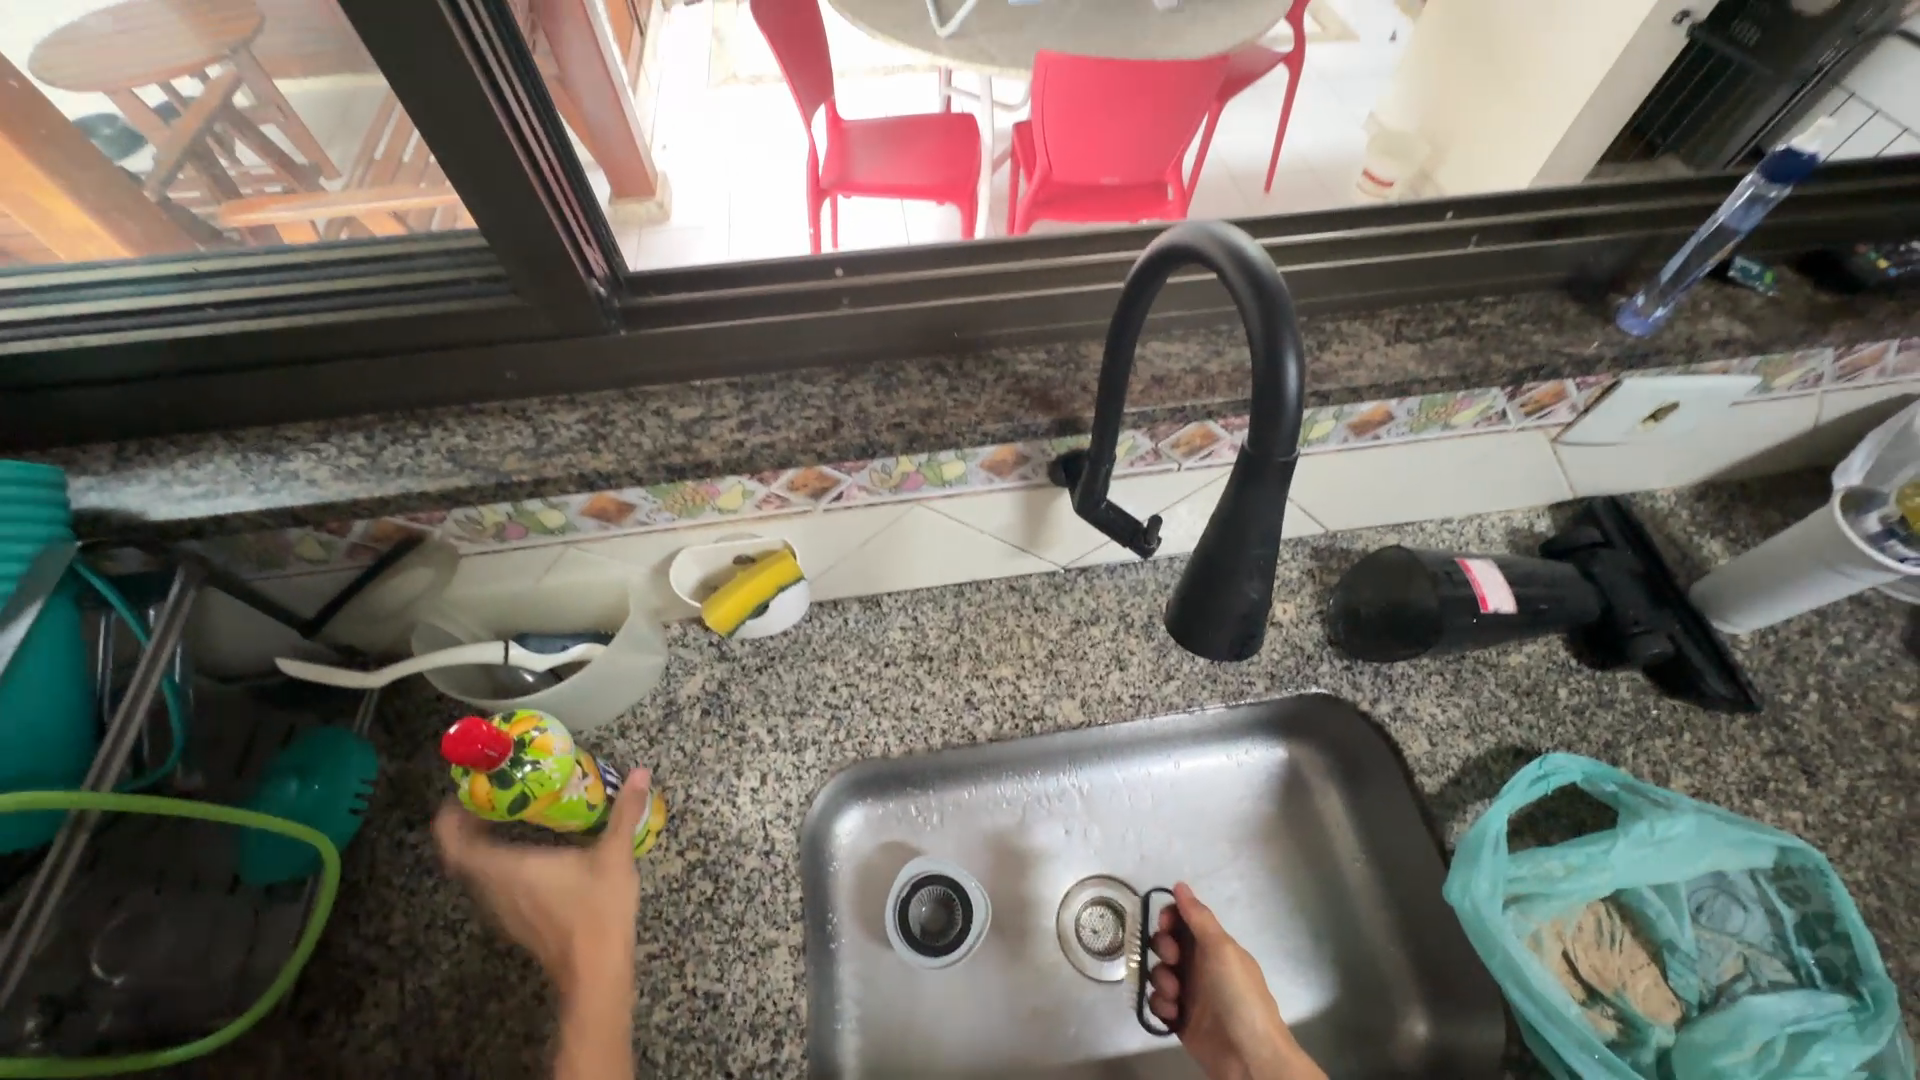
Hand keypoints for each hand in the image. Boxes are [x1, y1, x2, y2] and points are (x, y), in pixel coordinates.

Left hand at [433, 767, 651, 996]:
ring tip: (508, 819)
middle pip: (463, 857)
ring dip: (484, 847)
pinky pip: (493, 886)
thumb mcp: (615, 855)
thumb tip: (641, 771)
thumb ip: (625, 812)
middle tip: (493, 798)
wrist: (595, 970)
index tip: (462, 795)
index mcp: (509, 869)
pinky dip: (498, 865)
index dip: (450, 819)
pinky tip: (528, 854)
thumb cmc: (597, 909)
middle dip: (469, 827)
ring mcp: (502, 909)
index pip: (455, 844)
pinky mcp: (516, 921)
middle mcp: (495, 889)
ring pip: (477, 874)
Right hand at [1147, 883, 1325, 1079]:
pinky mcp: (1180, 1020)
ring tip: (1175, 997)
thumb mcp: (1221, 949)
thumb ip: (1198, 916)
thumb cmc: (1239, 996)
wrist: (1250, 1058)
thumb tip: (1180, 884)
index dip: (1170, 919)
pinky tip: (1174, 1014)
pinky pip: (1158, 1002)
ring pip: (1159, 972)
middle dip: (1162, 949)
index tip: (1166, 925)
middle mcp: (1200, 966)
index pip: (1183, 920)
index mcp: (1213, 947)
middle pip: (1166, 943)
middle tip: (1173, 961)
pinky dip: (1161, 1005)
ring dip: (1161, 980)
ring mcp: (1189, 993)